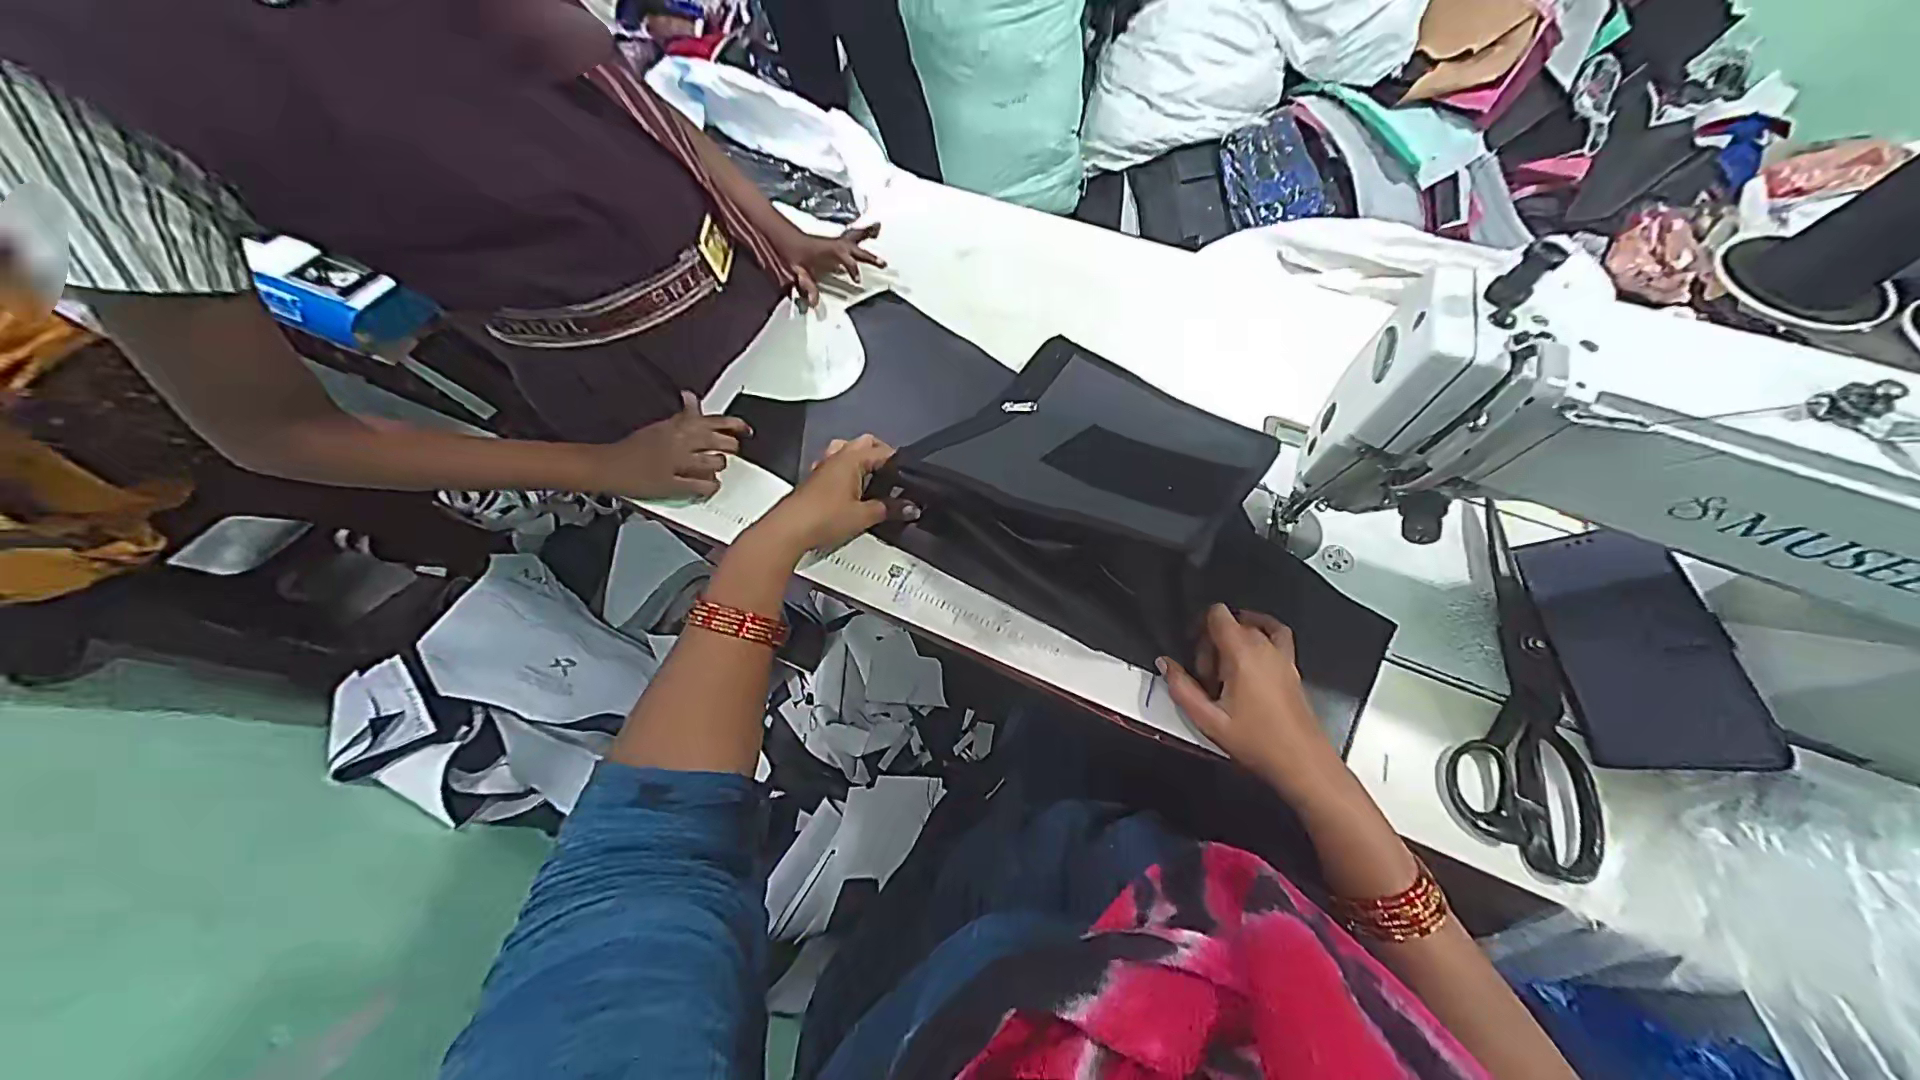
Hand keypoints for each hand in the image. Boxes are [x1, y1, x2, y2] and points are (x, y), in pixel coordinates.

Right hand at [589, 391, 750, 498]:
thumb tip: (692, 398)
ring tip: (714, 466)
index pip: (714, 421)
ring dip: (719, 466)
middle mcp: (680, 442)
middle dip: (730, 447)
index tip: (745, 429)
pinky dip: (710, 486)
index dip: (735, 425)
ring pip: (714, 463)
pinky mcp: (673, 484)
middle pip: (719, 442)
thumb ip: (682, 415)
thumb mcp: (660, 426)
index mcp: (678, 426)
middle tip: (728, 450)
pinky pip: (701, 485)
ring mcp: (677, 463)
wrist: (608, 465)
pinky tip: (710, 485)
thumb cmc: (633, 447)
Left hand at [749, 435, 915, 555]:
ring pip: (846, 451)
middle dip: (881, 454)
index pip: (883, 451)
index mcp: (851, 459)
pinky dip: (846, 472)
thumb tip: (909, 508)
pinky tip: (851, 490)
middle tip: (893, 474)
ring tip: (873, 479)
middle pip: (864, 443)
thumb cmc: (823, 517)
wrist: (789, 530)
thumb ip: (890, 509)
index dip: (899, 463)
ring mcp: (823, 467)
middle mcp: (836, 457)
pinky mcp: (814, 481)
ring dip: (861, 459)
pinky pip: (834, 466)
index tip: (909, 478)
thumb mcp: (864, 516)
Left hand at [775, 223, 885, 309]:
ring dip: (867, 234)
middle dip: (869, 256)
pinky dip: (860, 233)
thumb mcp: (797, 272)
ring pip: (854, 236)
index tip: (857, 280)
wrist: (780, 236)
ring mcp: (834, 243)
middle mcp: (834, 246)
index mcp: (828, 251)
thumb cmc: (789, 253)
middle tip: (883, 263)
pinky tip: (867, 232)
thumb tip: (814, 303)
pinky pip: (850, 238)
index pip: (847, 258)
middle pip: (856, 247)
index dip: (853, 268)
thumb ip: (806, 286)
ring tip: (879, 229)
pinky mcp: (832, 244)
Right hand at [1160, 605, 1339, 796]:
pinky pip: (1276, 635)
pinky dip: (1261, 636)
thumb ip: (1181, 688)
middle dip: (1212, 644)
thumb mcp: (1208, 720)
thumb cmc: (1257, 742)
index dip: (1198, 627)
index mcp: (1242, 654)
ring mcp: (1283, 656)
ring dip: (1235, 642)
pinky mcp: (1293, 667)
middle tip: (1207, 678)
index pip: (1218, 614)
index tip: (1192, 653)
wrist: (1302, 763)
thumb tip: (1165, 664)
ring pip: (1252, 628)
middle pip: (1231, 623)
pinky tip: (1250, 659)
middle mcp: (1265, 647)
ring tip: (1226, 669)